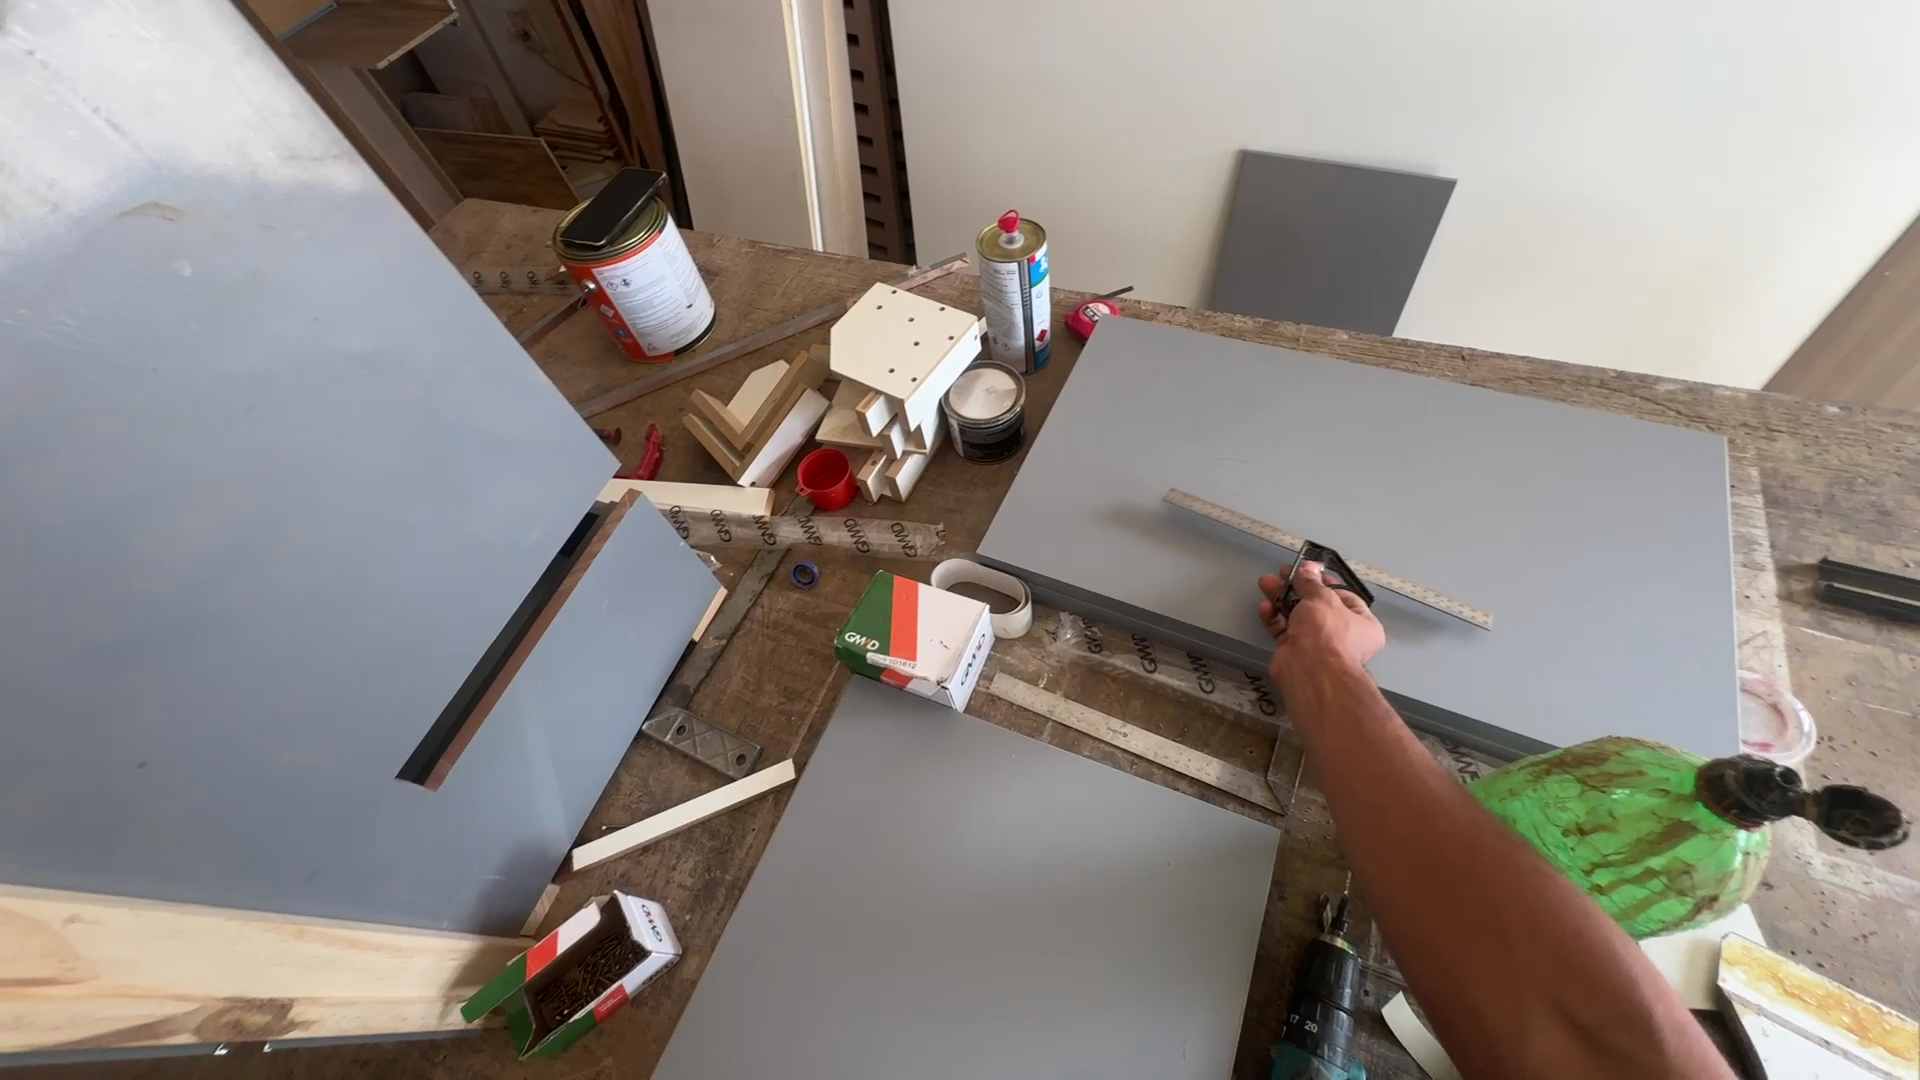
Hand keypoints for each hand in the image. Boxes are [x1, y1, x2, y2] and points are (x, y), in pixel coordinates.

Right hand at [1259, 560, 1384, 686]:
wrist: (1310, 671)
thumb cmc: (1327, 631)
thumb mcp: (1321, 598)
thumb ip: (1311, 581)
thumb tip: (1308, 566)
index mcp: (1363, 623)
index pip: (1344, 596)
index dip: (1324, 581)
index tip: (1306, 570)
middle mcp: (1343, 635)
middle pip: (1317, 605)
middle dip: (1296, 588)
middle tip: (1281, 573)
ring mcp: (1318, 645)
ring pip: (1298, 616)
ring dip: (1281, 599)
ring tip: (1265, 583)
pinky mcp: (1295, 652)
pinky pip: (1284, 630)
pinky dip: (1274, 618)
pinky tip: (1265, 608)